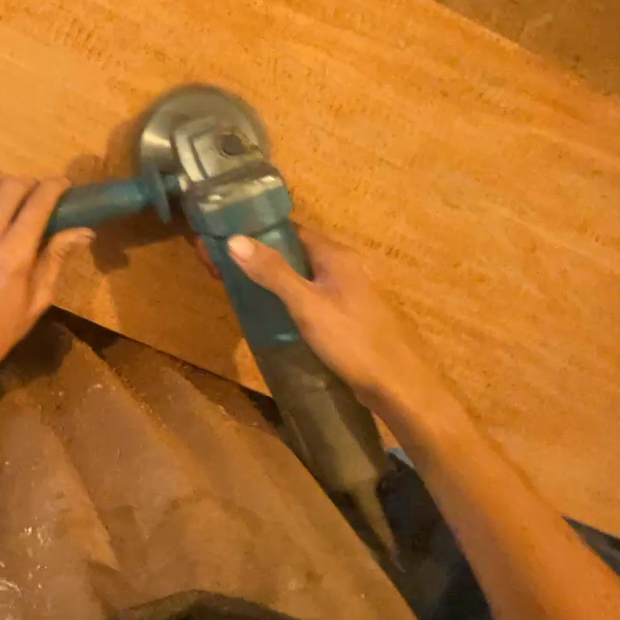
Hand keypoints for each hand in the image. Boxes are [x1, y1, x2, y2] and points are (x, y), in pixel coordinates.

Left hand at [0, 178, 94, 394]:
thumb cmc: (3, 327)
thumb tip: (83, 231)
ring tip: (9, 202)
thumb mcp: (39, 299)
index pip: (39, 201)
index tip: (65, 188)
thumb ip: (55, 258)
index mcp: (15, 251)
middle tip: (40, 198)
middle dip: (30, 184)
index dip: (55, 187)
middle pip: (10, 186)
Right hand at [226, 228, 454, 424]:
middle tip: (220, 266)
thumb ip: (272, 272)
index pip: (288, 229)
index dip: (255, 231)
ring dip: (268, 277)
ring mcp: (345, 292)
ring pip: (298, 275)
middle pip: (291, 251)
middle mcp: (342, 266)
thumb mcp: (307, 305)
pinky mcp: (344, 315)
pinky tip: (265, 309)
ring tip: (233, 284)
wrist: (400, 389)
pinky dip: (283, 296)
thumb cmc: (354, 341)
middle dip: (256, 255)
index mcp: (335, 256)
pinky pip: (306, 295)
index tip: (223, 238)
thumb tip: (233, 239)